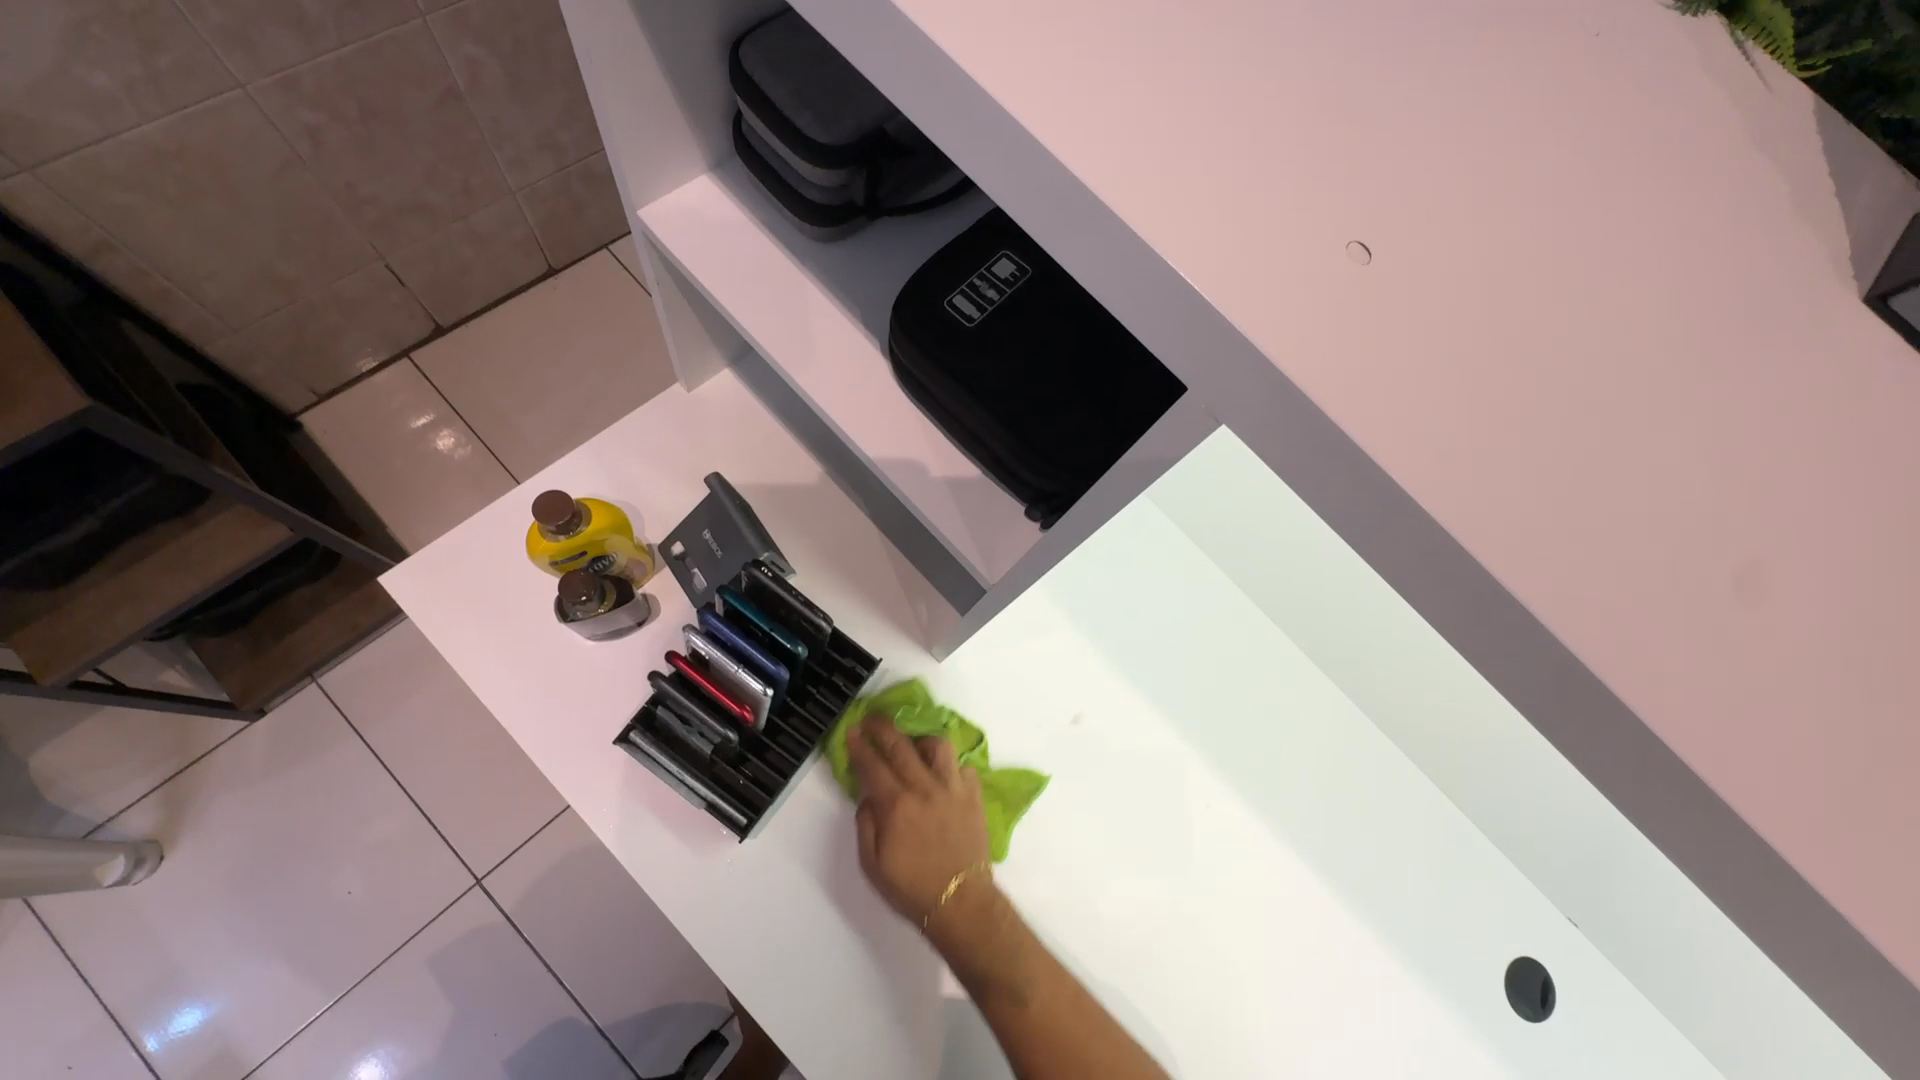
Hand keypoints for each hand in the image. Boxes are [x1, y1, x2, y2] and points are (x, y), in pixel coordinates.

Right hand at [847, 713, 992, 923]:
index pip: (873, 765)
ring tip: (912, 745)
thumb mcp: (872, 864)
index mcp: (897, 805)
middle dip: (883, 728)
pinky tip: (942, 773)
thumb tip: (868, 798)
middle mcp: (925, 788)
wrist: (960, 902)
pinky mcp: (974, 797)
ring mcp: (954, 789)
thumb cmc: (911, 888)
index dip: (860, 746)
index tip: (852, 731)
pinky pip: (963, 767)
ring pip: (938, 747)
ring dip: (920, 741)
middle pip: (901, 746)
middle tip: (871, 720)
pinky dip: (950, 765)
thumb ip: (866, 824)